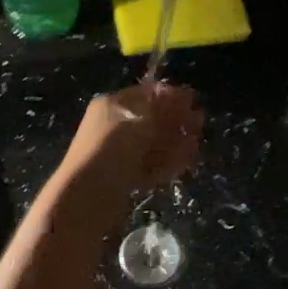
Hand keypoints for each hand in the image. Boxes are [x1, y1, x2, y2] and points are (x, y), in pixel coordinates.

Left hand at [55, 82, 202, 204]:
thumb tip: (181, 94)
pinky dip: (167, 163)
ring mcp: (120, 153)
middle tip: (199, 125)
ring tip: (195, 145)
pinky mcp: (125, 176)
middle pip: (152, 120)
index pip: (146, 94)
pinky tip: (184, 162)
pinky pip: (150, 165)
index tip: (193, 101)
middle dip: (176, 122)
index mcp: (113, 105)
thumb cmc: (111, 148)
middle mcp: (115, 125)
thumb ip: (161, 106)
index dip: (171, 96)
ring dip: (175, 143)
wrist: (88, 194)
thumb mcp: (138, 118)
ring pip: (153, 144)